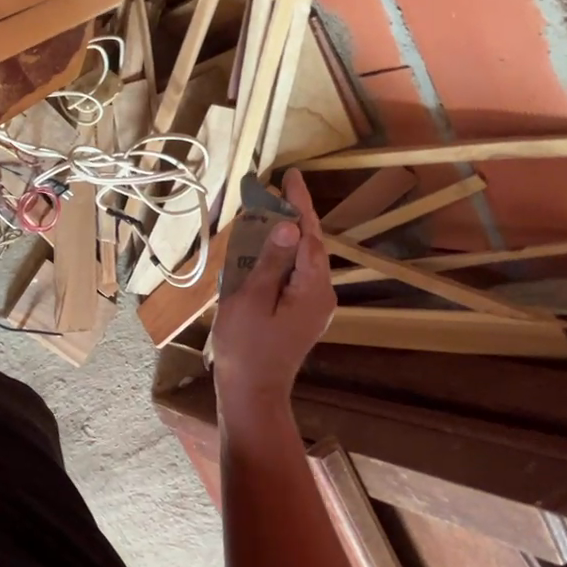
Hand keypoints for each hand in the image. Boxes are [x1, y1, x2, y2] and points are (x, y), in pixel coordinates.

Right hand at [210, 168, 334, 404]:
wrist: (252, 392)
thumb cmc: (245, 346)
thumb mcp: (250, 300)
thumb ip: (270, 262)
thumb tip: (288, 227)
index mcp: (313, 288)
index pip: (309, 235)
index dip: (299, 203)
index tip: (291, 175)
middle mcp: (322, 294)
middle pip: (309, 246)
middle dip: (291, 217)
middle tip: (271, 191)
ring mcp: (314, 307)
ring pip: (302, 261)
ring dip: (284, 238)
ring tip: (263, 215)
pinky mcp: (302, 316)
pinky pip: (295, 277)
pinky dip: (280, 259)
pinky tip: (262, 253)